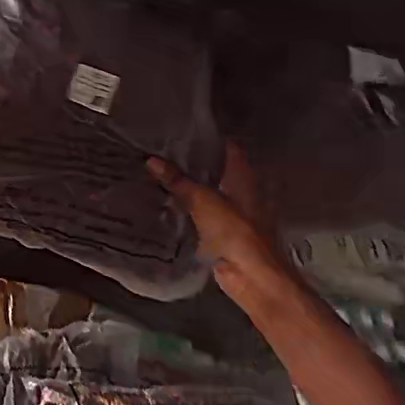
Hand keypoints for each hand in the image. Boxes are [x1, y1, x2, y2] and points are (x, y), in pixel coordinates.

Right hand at [148, 143, 288, 300]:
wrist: (253, 278)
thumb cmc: (236, 232)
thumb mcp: (203, 200)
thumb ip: (178, 180)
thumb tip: (151, 159)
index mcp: (243, 181)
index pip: (230, 150)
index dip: (212, 137)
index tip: (186, 126)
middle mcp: (240, 194)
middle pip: (216, 170)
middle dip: (193, 160)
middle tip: (160, 145)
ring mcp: (231, 214)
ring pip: (206, 191)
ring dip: (186, 183)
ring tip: (155, 168)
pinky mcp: (219, 233)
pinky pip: (197, 212)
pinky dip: (183, 205)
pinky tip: (161, 198)